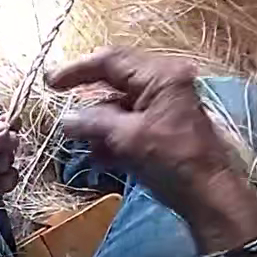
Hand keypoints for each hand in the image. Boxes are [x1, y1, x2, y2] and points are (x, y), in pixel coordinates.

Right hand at [46, 47, 256, 248]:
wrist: (206, 194)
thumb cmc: (172, 160)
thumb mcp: (128, 138)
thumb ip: (93, 123)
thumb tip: (65, 120)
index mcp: (160, 76)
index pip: (110, 61)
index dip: (76, 69)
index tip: (50, 82)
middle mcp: (161, 84)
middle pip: (112, 82)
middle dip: (85, 100)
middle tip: (59, 106)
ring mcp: (160, 107)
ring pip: (116, 106)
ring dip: (95, 123)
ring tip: (78, 140)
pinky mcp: (158, 128)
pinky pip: (125, 124)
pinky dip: (108, 137)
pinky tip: (96, 154)